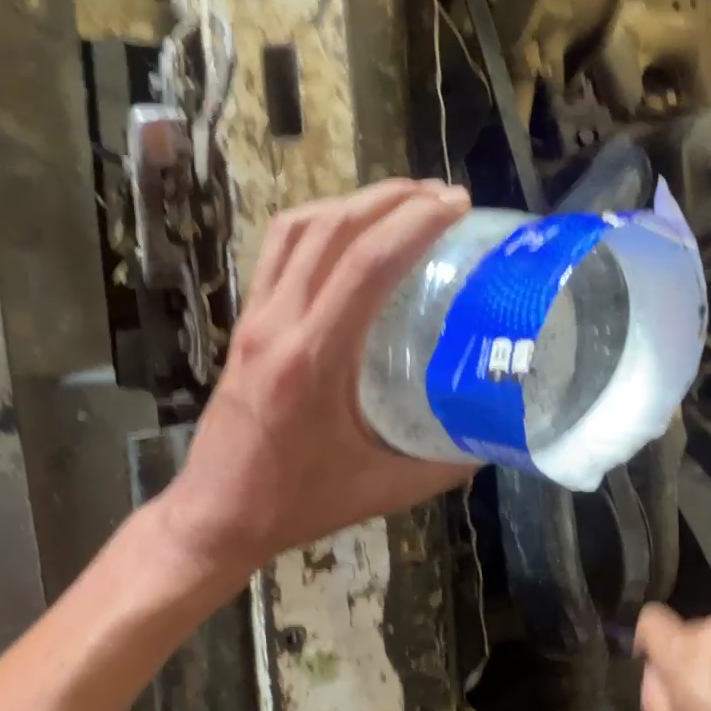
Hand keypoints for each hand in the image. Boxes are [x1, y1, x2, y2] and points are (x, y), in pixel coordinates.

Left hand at [159, 180, 479, 571]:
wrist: (215, 514)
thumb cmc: (295, 504)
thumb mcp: (381, 489)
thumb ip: (443, 464)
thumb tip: (495, 439)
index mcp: (313, 360)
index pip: (367, 264)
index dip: (417, 222)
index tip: (458, 205)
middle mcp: (279, 325)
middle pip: (332, 228)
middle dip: (392, 198)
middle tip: (442, 195)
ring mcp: (254, 320)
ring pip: (297, 229)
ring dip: (351, 203)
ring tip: (401, 202)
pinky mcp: (243, 325)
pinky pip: (277, 252)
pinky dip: (317, 225)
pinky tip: (347, 234)